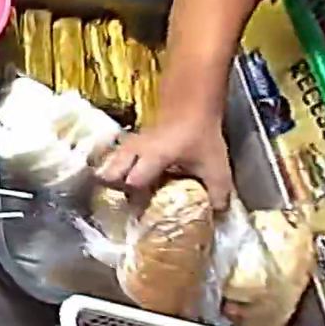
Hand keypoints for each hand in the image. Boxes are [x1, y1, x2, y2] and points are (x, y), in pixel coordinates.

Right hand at [95, 117, 233, 207]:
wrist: (189, 112)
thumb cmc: (201, 139)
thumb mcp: (216, 167)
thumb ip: (216, 192)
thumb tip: (214, 214)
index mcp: (153, 157)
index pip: (133, 181)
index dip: (136, 199)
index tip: (142, 212)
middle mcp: (133, 152)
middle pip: (111, 174)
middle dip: (116, 190)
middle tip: (126, 203)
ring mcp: (126, 147)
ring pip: (108, 166)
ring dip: (113, 180)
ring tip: (121, 193)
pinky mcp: (125, 145)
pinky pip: (112, 160)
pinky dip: (114, 171)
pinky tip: (122, 178)